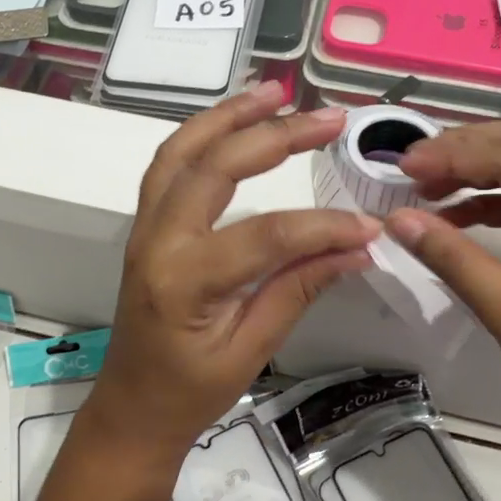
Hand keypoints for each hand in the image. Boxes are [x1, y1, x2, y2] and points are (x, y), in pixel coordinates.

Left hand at [88, 84, 379, 453]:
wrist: (131, 409)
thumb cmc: (189, 393)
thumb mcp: (250, 351)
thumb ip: (298, 290)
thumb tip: (358, 248)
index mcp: (183, 282)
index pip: (265, 236)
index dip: (323, 227)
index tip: (369, 226)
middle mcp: (157, 241)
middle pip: (214, 168)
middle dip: (275, 136)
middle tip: (329, 118)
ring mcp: (145, 228)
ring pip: (181, 152)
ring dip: (229, 117)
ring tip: (276, 91)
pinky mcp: (146, 225)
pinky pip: (169, 165)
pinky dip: (202, 135)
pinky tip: (234, 122)